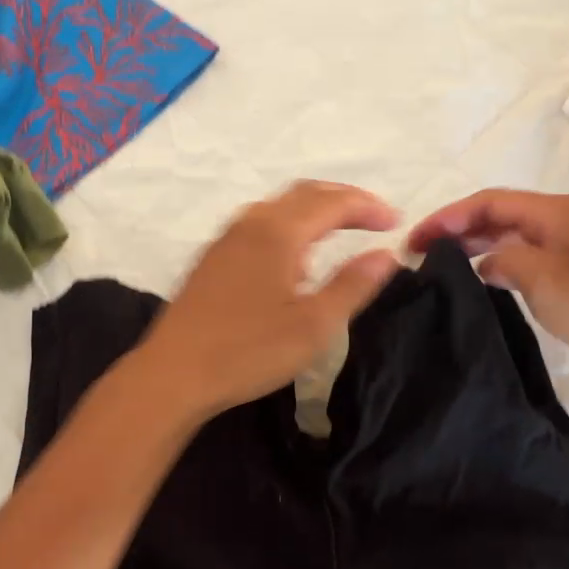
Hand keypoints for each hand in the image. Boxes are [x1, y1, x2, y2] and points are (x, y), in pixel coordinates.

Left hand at [129, 180, 401, 419]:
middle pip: (302, 195)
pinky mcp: (208, 263)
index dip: (368, 207)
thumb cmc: (248, 352)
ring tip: (333, 241)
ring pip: (275, 210)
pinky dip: (283, 231)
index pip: (333, 202)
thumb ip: (352, 285)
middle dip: (341, 201)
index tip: (395, 222)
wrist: (173, 374)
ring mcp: (223, 242)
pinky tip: (287, 267)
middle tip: (370, 219)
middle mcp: (248, 224)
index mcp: (278, 232)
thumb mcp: (313, 325)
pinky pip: (254, 229)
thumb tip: (386, 254)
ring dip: (309, 215)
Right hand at [408, 190, 568, 387]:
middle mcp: (567, 221)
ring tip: (446, 268)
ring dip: (480, 246)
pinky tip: (489, 282)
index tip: (414, 241)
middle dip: (459, 229)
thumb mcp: (547, 282)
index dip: (448, 217)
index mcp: (557, 213)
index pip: (490, 201)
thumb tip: (487, 263)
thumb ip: (506, 263)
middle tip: (422, 257)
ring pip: (517, 236)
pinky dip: (502, 262)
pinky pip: (532, 256)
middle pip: (502, 214)